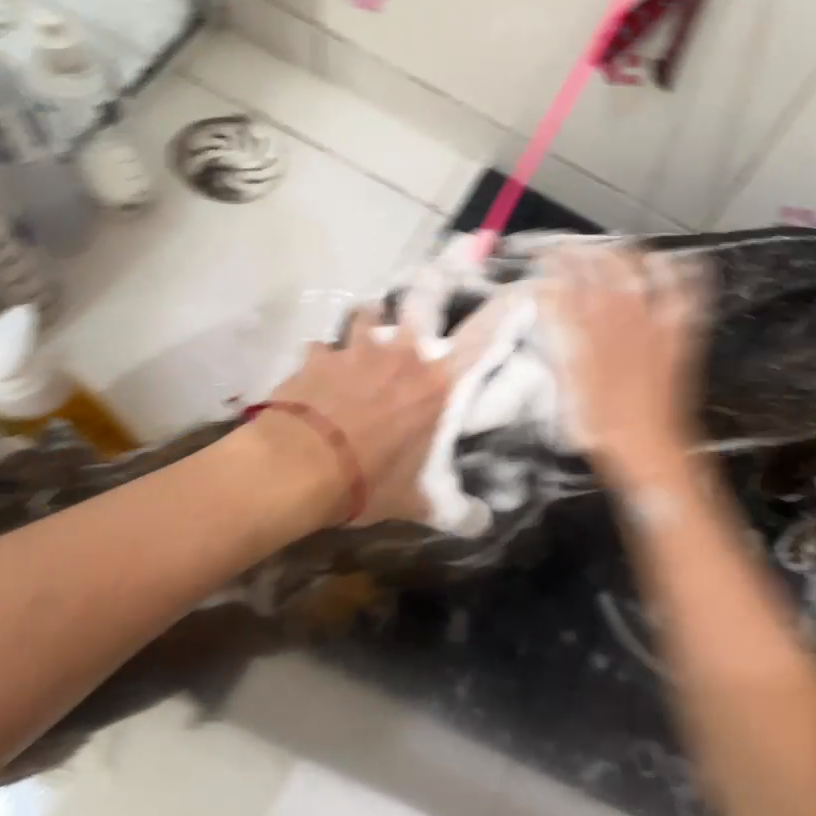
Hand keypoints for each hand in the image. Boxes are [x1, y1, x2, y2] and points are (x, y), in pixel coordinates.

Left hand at [252, 305, 503, 526]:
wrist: (295, 467)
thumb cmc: (368, 480)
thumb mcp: (417, 501)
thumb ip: (455, 510)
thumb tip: (483, 525)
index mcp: (438, 385)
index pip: (483, 341)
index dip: (506, 315)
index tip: (520, 298)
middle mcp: (403, 355)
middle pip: (423, 301)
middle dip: (431, 291)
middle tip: (431, 290)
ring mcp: (356, 350)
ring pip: (368, 314)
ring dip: (370, 325)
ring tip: (367, 341)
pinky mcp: (316, 357)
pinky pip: (323, 348)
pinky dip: (324, 359)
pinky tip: (319, 377)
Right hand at [537, 245, 709, 482]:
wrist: (647, 446)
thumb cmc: (600, 422)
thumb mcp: (567, 379)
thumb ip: (560, 332)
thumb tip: (547, 295)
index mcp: (587, 327)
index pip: (567, 276)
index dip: (556, 258)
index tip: (548, 253)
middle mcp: (620, 316)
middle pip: (605, 263)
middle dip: (590, 249)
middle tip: (580, 249)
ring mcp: (654, 321)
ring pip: (642, 268)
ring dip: (628, 253)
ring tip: (618, 249)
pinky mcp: (679, 333)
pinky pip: (684, 293)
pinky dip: (680, 273)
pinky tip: (677, 262)